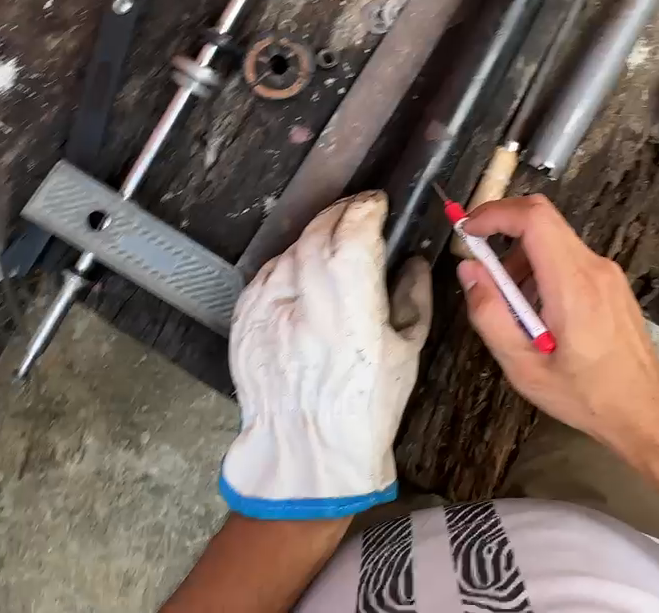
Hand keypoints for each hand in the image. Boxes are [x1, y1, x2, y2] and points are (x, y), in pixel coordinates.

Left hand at [221, 191, 431, 519]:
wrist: (305, 453)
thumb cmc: (367, 407)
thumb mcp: (407, 352)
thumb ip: (414, 296)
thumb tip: (411, 259)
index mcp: (351, 308)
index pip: (354, 230)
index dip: (366, 208)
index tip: (377, 204)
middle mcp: (305, 300)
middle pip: (319, 229)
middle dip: (341, 213)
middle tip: (358, 213)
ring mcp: (268, 307)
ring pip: (292, 247)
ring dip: (315, 237)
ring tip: (333, 246)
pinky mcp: (244, 318)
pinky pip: (268, 273)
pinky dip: (289, 265)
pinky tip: (304, 278)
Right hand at [458, 195, 658, 450]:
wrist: (647, 409)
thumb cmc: (585, 395)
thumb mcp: (524, 368)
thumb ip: (490, 315)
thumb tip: (469, 269)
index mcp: (572, 284)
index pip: (534, 218)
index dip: (495, 213)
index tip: (469, 230)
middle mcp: (593, 266)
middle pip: (542, 217)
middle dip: (502, 228)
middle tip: (480, 262)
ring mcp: (606, 270)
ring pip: (552, 238)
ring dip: (521, 258)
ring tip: (513, 308)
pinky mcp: (611, 279)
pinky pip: (568, 255)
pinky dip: (541, 268)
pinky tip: (539, 313)